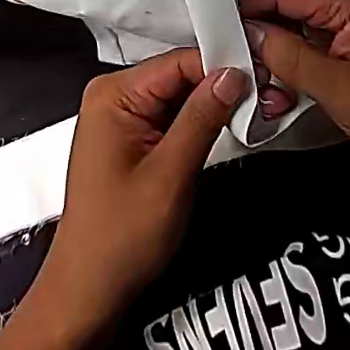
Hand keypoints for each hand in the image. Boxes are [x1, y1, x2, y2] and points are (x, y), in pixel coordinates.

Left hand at [0, 50, 246, 349]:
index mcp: (112, 95)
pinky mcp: (131, 134)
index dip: (220, 67)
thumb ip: (202, 119)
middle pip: (180, 75)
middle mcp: (112, 97)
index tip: (257, 76)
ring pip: (179, 94)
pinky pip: (172, 114)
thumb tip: (229, 77)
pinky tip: (221, 130)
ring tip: (245, 115)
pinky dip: (198, 122)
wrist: (89, 288)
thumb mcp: (169, 176)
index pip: (178, 62)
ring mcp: (121, 115)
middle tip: (259, 99)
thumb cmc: (115, 240)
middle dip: (219, 87)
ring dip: (212, 105)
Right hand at [239, 0, 349, 174]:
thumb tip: (248, 34)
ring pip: (284, 8)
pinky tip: (278, 78)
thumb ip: (287, 57)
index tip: (218, 35)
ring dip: (267, 39)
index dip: (242, 8)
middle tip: (234, 59)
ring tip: (259, 77)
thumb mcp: (340, 90)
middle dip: (252, 24)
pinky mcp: (344, 24)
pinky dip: (284, 48)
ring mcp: (345, 5)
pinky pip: (300, 24)